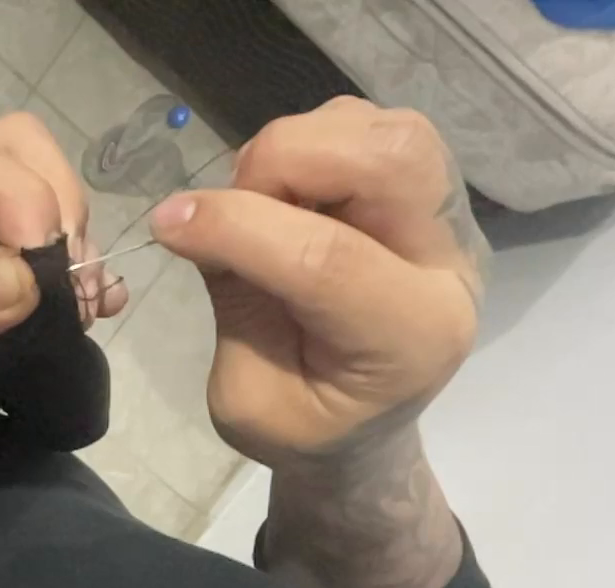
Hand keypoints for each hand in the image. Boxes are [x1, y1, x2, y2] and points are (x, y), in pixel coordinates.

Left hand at [0, 113, 126, 456]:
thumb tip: (33, 275)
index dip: (23, 201)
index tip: (52, 270)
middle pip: (14, 158)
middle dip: (55, 210)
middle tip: (73, 284)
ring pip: (34, 203)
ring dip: (68, 248)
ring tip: (82, 309)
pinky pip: (31, 259)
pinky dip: (66, 278)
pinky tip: (92, 310)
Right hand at [149, 97, 488, 468]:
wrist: (362, 430)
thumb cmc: (301, 428)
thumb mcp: (245, 400)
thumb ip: (233, 310)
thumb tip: (197, 219)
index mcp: (406, 339)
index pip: (326, 258)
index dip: (236, 228)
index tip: (165, 223)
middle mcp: (447, 264)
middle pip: (389, 159)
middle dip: (285, 162)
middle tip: (229, 205)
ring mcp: (449, 221)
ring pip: (387, 131)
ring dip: (300, 149)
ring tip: (257, 204)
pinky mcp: (432, 196)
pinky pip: (378, 130)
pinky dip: (315, 145)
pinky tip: (286, 195)